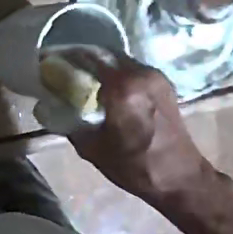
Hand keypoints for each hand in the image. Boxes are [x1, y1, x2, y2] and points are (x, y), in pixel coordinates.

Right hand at [67, 54, 221, 206]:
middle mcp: (140, 74)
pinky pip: (134, 70)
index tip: (51, 61)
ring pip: (121, 61)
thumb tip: (52, 107)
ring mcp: (155, 77)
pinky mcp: (164, 85)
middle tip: (66, 68)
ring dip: (102, 65)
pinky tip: (107, 88)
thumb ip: (71, 123)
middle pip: (105, 55)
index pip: (87, 56)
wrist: (181, 178)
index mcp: (121, 87)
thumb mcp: (93, 148)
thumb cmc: (135, 166)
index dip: (66, 56)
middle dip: (84, 59)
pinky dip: (118, 73)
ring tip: (84, 78)